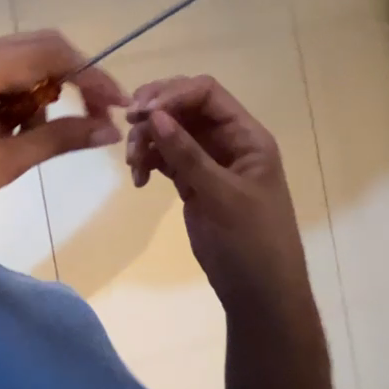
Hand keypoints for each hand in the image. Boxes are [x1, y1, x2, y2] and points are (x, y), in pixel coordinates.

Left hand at [0, 30, 127, 222]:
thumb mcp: (4, 162)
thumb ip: (59, 138)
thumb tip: (109, 130)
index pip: (50, 52)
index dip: (91, 75)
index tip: (116, 106)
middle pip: (37, 47)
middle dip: (72, 78)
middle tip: (95, 116)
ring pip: (19, 58)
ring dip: (42, 88)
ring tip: (39, 132)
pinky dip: (17, 93)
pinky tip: (14, 126)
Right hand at [125, 76, 313, 319]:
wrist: (260, 295)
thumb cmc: (253, 243)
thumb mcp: (223, 197)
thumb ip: (188, 155)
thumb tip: (153, 115)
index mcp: (247, 136)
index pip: (207, 93)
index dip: (173, 94)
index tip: (142, 113)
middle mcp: (228, 141)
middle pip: (185, 105)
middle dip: (154, 111)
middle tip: (128, 126)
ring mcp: (208, 162)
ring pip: (170, 130)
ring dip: (147, 139)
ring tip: (133, 165)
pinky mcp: (192, 182)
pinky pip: (165, 157)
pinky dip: (148, 161)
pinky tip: (139, 180)